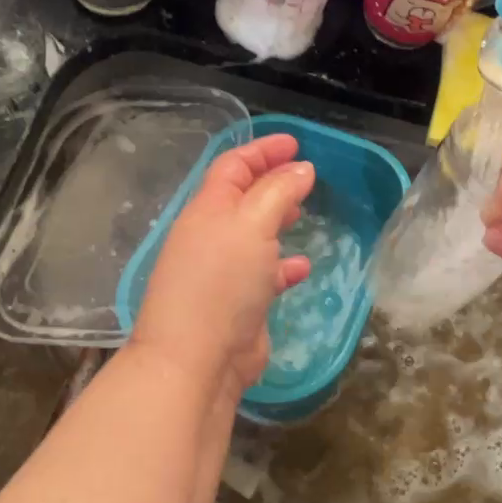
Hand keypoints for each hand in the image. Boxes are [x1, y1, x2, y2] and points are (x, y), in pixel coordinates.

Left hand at [130, 134, 315, 400]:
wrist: (196, 360)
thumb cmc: (221, 282)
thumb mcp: (253, 224)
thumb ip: (279, 192)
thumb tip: (302, 169)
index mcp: (207, 209)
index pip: (233, 165)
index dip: (262, 150)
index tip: (295, 143)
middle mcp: (211, 235)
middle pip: (242, 197)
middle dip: (272, 181)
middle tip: (305, 176)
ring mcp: (222, 271)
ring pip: (254, 234)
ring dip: (278, 220)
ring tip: (304, 214)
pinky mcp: (238, 304)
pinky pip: (264, 273)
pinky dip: (283, 265)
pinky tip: (302, 266)